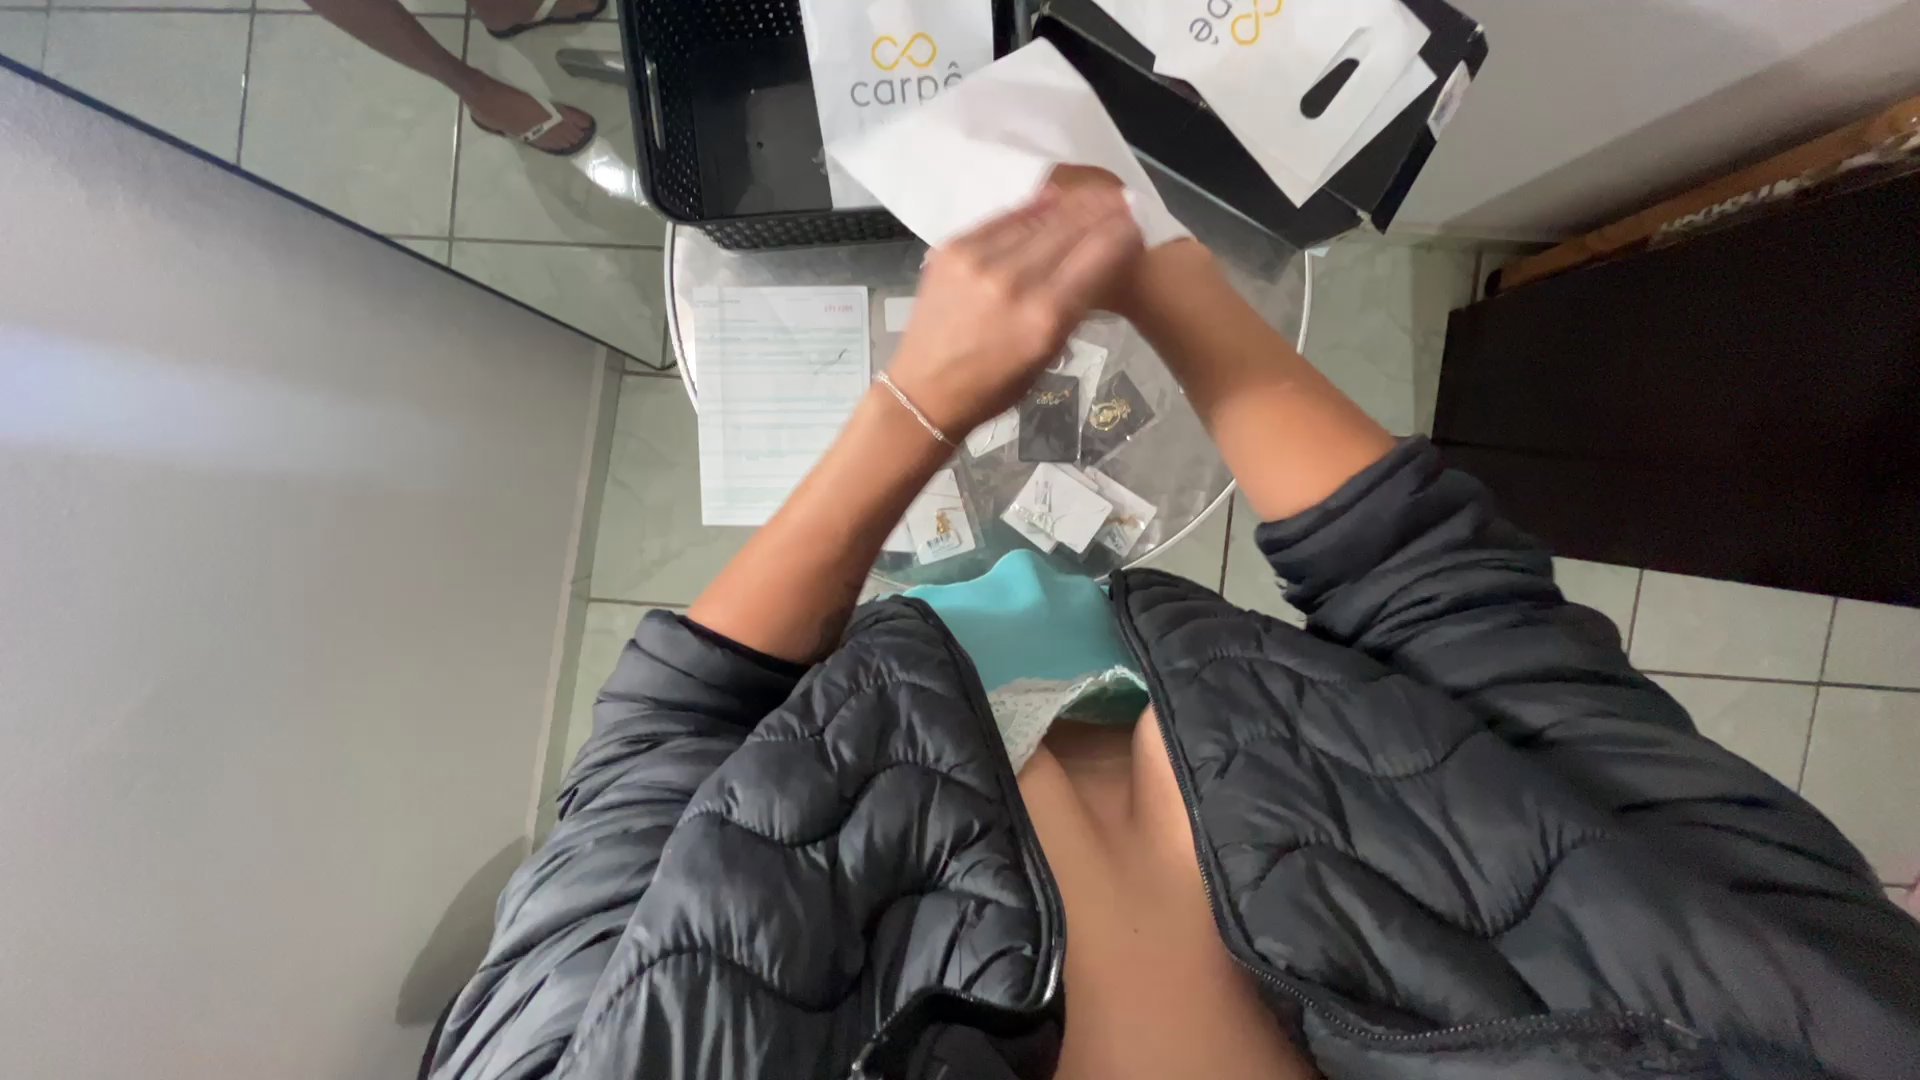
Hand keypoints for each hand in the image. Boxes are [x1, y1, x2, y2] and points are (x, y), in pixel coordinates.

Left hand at [887, 184, 1143, 435]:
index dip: (1124, 234)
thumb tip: (1097, 263)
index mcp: (1045, 317)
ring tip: (1093, 196)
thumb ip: (1073, 308)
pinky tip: (1052, 199)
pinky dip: (1033, 208)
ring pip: (1039, 215)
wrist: (924, 391)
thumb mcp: (1047, 356)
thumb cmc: (992, 387)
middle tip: (1121, 201)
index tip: (1134, 226)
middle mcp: (1015, 280)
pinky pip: (1004, 217)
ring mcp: (980, 259)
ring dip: (1072, 203)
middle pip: (1073, 227)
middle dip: (1103, 211)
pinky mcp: (953, 248)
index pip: (1100, 254)